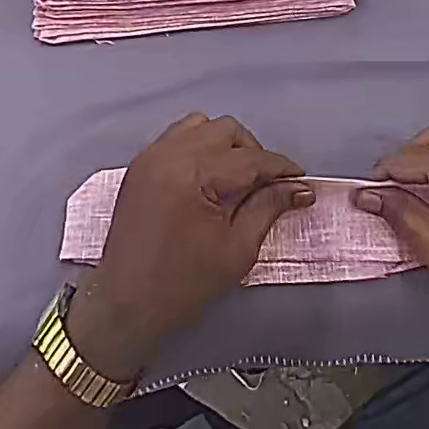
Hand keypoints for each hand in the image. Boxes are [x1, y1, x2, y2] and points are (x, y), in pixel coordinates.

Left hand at [67, 113, 312, 381]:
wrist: (127, 301)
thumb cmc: (185, 282)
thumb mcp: (238, 248)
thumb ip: (268, 208)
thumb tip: (300, 189)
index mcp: (192, 175)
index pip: (248, 158)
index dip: (280, 168)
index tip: (301, 180)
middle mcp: (168, 155)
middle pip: (226, 131)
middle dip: (254, 152)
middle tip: (268, 182)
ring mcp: (150, 157)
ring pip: (200, 126)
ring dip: (225, 143)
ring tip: (237, 176)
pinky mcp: (140, 166)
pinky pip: (177, 137)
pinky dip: (199, 146)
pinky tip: (209, 175)